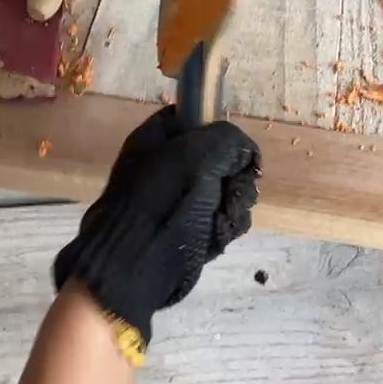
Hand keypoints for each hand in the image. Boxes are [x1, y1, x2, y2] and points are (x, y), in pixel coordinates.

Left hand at [54, 106, 260, 359]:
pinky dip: (225, 227)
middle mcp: (168, 166)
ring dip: (234, 205)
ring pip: (227, 190)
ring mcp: (179, 199)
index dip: (220, 130)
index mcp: (157, 139)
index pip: (195, 118)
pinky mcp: (191, 228)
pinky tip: (217, 234)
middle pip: (221, 158)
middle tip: (233, 191)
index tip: (238, 150)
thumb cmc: (161, 202)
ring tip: (223, 217)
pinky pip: (222, 218)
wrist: (136, 265)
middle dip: (235, 177)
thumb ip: (229, 141)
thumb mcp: (198, 155)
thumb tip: (246, 152)